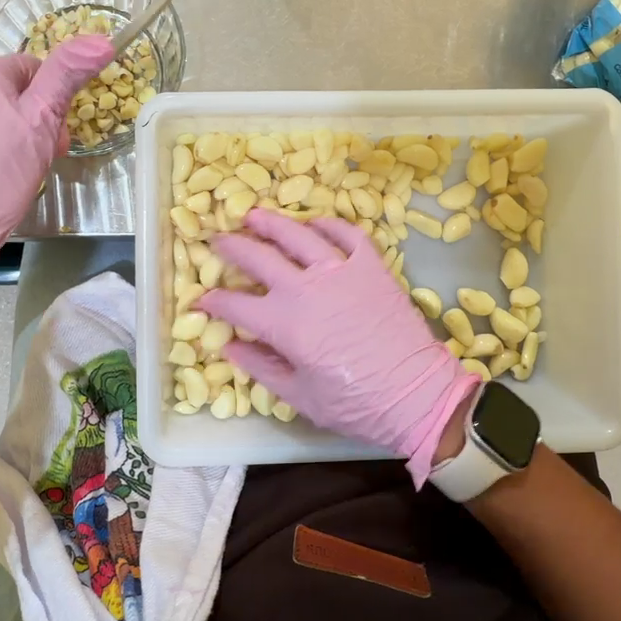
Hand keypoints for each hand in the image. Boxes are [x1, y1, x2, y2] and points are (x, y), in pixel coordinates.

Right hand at [198, 208, 480, 484]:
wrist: (418, 394)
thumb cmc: (356, 404)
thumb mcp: (300, 397)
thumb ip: (261, 368)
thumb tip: (231, 347)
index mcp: (284, 324)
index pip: (235, 306)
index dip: (214, 301)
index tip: (202, 299)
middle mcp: (306, 289)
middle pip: (258, 257)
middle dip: (232, 247)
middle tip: (218, 239)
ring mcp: (340, 271)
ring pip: (298, 235)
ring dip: (272, 223)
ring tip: (254, 216)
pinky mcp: (371, 266)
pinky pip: (347, 234)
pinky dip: (329, 225)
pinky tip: (316, 223)